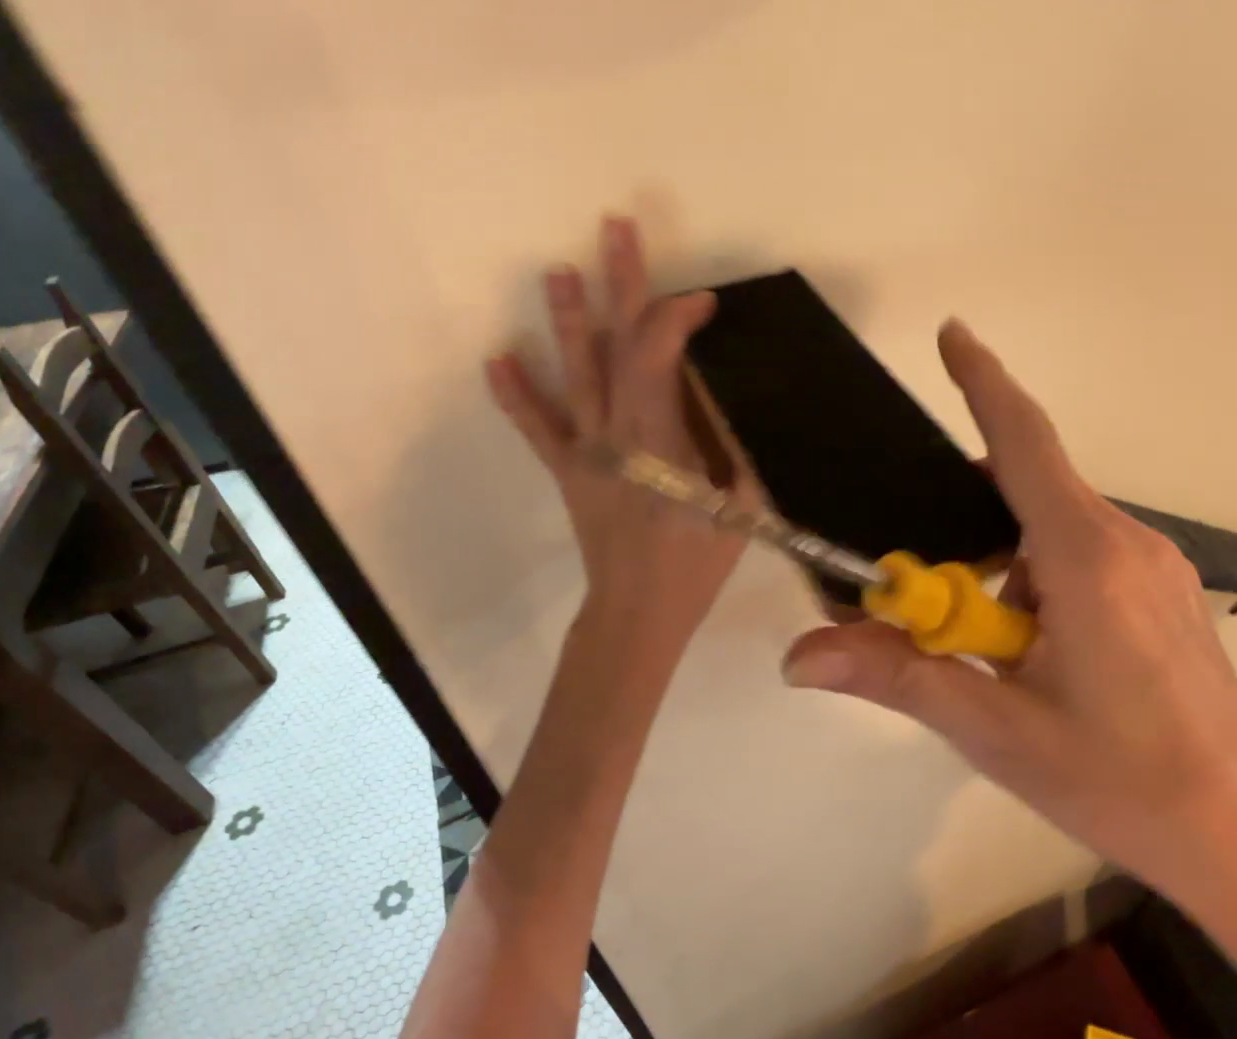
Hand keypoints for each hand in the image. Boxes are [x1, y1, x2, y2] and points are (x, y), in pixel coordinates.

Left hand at [486, 216, 747, 638]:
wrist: (638, 611)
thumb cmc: (695, 565)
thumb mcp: (739, 509)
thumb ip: (735, 452)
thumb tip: (729, 401)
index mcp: (664, 443)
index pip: (659, 360)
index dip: (675, 317)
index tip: (701, 300)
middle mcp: (618, 436)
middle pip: (617, 348)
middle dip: (620, 285)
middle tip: (615, 228)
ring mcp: (586, 452)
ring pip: (576, 376)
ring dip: (568, 321)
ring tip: (557, 270)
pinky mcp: (567, 471)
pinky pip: (538, 429)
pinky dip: (517, 395)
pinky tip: (497, 357)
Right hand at [781, 320, 1236, 897]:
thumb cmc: (1117, 780)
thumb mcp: (995, 729)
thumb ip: (897, 677)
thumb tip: (799, 656)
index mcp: (1087, 559)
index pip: (1023, 444)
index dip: (983, 382)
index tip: (951, 333)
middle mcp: (1131, 544)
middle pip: (1029, 494)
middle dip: (967, 533)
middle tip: (928, 605)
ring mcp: (1160, 570)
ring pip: (1056, 536)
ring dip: (1004, 573)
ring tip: (991, 660)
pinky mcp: (1171, 598)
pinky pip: (1089, 561)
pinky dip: (1042, 585)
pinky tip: (1039, 659)